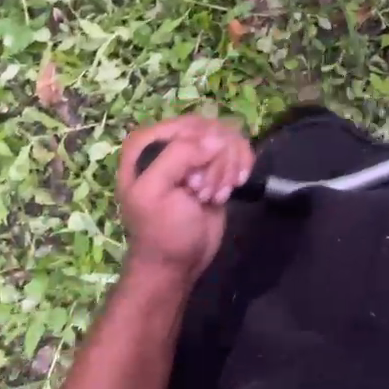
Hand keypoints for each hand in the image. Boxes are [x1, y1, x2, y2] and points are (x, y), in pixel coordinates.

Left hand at [116, 115, 254, 281]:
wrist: (178, 263)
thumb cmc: (161, 231)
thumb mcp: (154, 193)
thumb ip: (177, 156)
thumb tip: (217, 139)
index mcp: (146, 143)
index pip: (190, 125)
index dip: (201, 150)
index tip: (194, 182)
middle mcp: (171, 141)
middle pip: (213, 129)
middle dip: (217, 162)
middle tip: (205, 192)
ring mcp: (195, 151)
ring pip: (230, 138)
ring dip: (229, 168)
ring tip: (216, 195)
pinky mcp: (216, 163)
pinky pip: (240, 147)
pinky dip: (241, 166)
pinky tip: (233, 187)